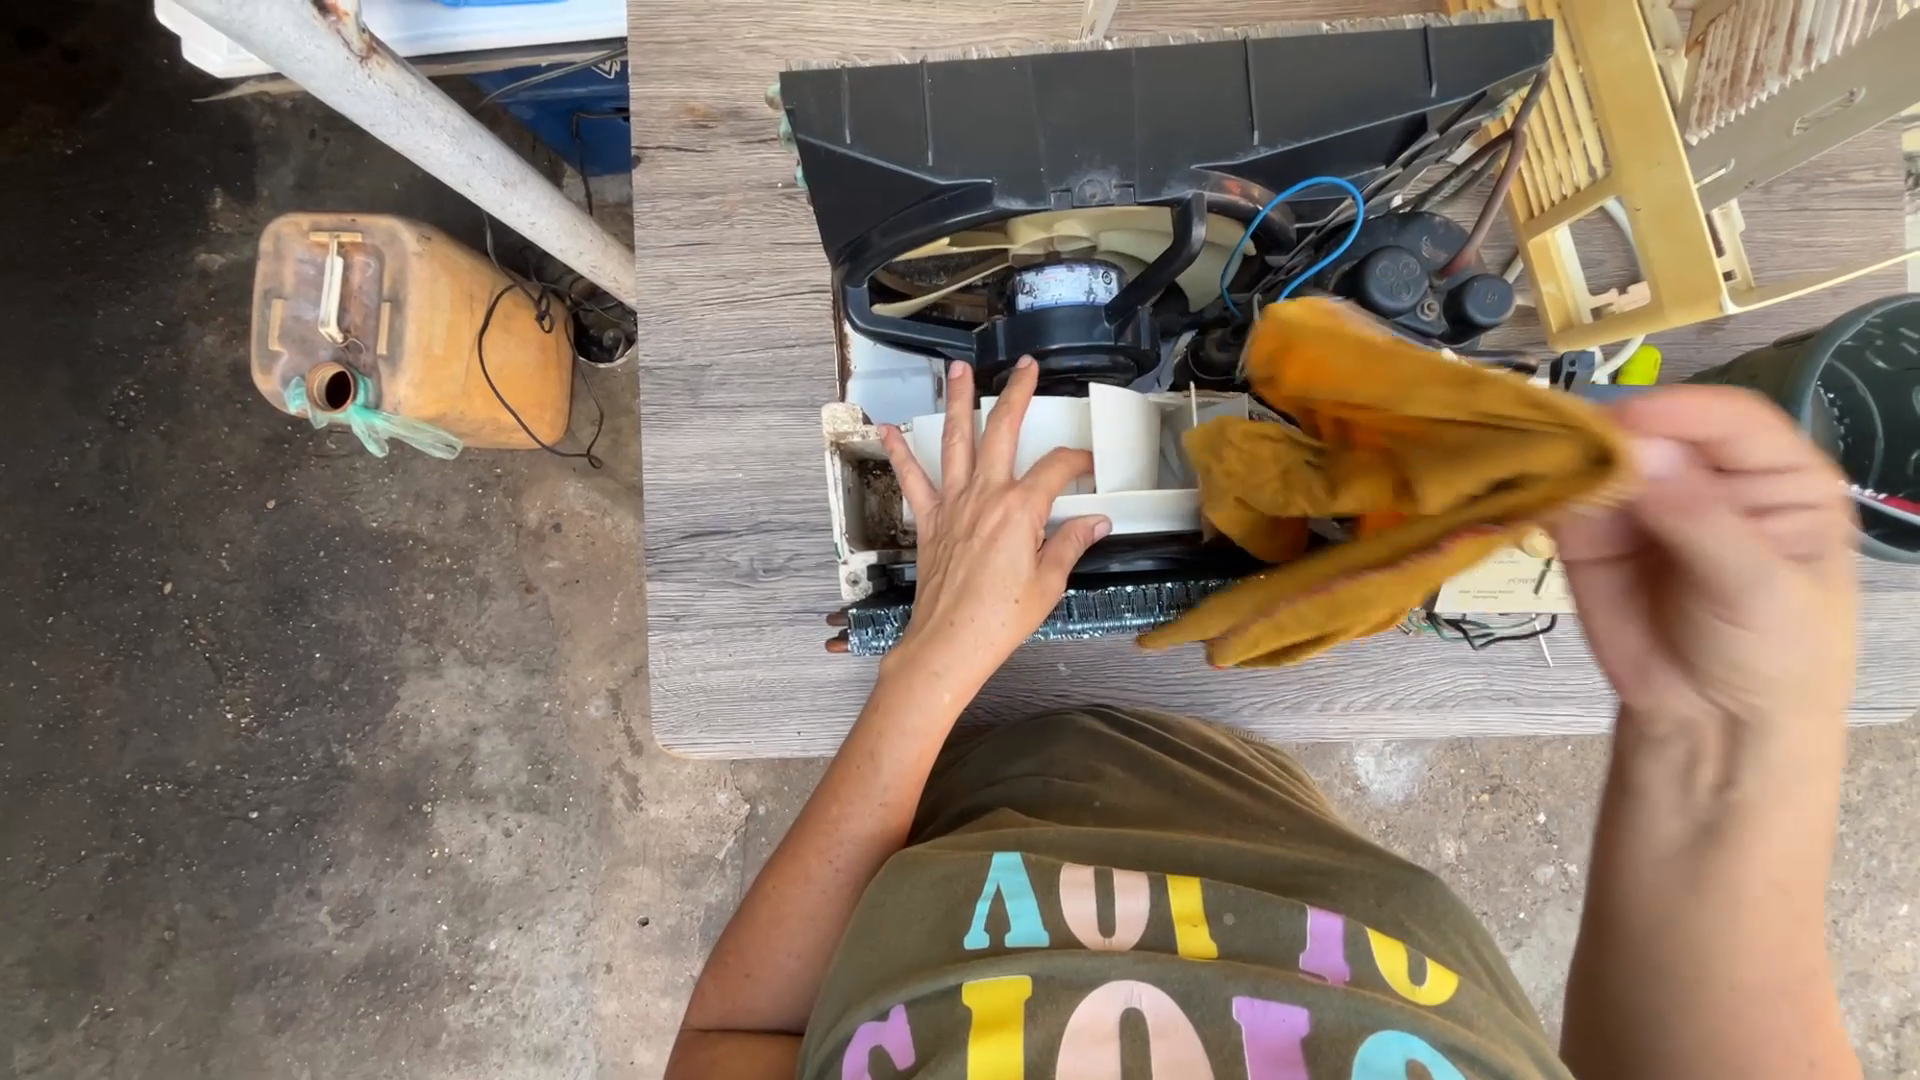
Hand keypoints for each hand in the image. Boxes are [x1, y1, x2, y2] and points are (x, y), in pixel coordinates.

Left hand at [877, 357, 1109, 696]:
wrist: (949, 643)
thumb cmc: (999, 619)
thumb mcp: (1048, 583)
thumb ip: (1070, 543)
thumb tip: (1095, 522)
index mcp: (1019, 509)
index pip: (1057, 467)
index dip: (1078, 461)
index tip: (1089, 465)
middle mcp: (984, 496)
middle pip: (1002, 431)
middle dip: (1016, 394)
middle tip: (1025, 367)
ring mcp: (952, 505)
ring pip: (955, 441)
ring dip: (957, 403)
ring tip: (958, 371)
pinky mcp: (930, 521)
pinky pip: (914, 479)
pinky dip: (902, 454)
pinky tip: (890, 430)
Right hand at [1551, 386, 1857, 797]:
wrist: (1707, 713)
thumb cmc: (1770, 649)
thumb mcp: (1757, 587)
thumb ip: (1701, 520)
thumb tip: (1639, 452)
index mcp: (1772, 476)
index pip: (1726, 421)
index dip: (1677, 411)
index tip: (1623, 419)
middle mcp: (1700, 476)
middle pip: (1649, 431)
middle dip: (1605, 432)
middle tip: (1559, 442)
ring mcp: (1636, 503)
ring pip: (1593, 460)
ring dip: (1557, 457)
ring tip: (1523, 459)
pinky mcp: (1583, 532)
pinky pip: (1555, 499)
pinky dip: (1532, 490)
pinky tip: (1513, 489)